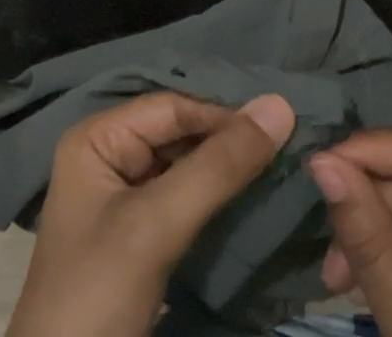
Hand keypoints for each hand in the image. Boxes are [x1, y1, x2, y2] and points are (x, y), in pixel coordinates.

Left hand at [6, 92, 296, 336]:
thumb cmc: (100, 287)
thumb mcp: (156, 223)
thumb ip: (216, 166)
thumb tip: (279, 105)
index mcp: (97, 139)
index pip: (171, 109)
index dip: (225, 115)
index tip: (286, 126)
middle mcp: (108, 157)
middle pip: (179, 134)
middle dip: (230, 141)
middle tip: (295, 145)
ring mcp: (123, 198)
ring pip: (186, 167)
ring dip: (229, 170)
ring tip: (286, 168)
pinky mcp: (140, 235)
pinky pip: (186, 200)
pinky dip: (220, 199)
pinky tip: (256, 200)